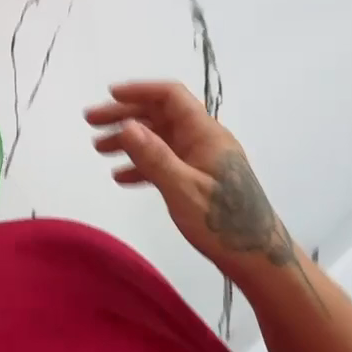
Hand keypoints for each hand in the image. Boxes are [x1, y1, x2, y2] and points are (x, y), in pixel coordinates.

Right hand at [86, 81, 303, 288]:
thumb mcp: (183, 190)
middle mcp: (203, 140)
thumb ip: (153, 156)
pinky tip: (121, 177)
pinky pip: (166, 162)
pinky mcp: (200, 180)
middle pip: (160, 115)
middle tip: (91, 123)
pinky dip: (142, 165)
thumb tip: (126, 124)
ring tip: (99, 149)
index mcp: (205, 133)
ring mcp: (202, 160)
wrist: (260, 260)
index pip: (170, 96)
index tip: (109, 95)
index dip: (139, 90)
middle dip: (126, 115)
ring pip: (160, 139)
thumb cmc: (223, 224)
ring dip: (130, 140)